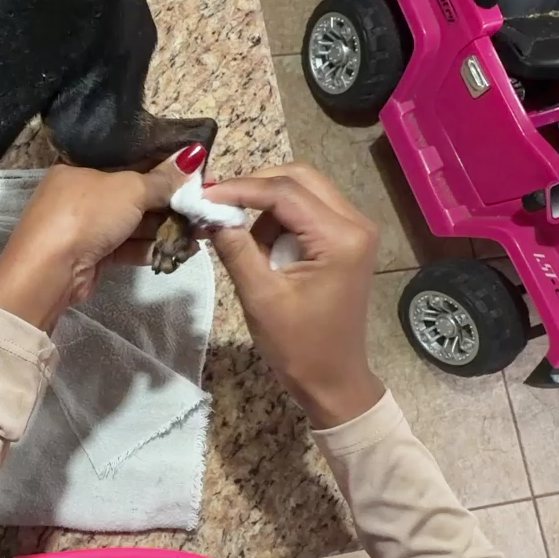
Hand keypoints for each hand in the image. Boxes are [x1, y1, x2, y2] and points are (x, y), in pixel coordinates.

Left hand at [0, 161, 184, 330]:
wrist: (49, 270)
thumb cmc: (86, 215)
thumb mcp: (129, 189)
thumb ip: (162, 179)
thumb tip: (193, 156)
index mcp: (81, 167)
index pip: (129, 160)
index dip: (164, 166)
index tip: (197, 172)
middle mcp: (82, 194)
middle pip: (135, 193)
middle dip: (170, 201)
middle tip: (205, 205)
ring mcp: (86, 227)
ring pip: (133, 223)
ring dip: (167, 226)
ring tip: (202, 229)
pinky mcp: (93, 255)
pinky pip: (128, 246)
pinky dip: (153, 247)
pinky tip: (183, 250)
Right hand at [205, 165, 385, 427]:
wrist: (332, 379)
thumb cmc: (298, 346)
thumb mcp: (260, 297)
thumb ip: (235, 249)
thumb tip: (210, 213)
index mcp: (340, 237)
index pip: (284, 192)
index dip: (240, 189)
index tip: (203, 196)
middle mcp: (355, 223)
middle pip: (299, 178)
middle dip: (255, 187)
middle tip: (218, 205)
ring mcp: (354, 230)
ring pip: (303, 191)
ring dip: (266, 207)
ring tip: (242, 241)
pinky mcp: (345, 241)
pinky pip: (307, 212)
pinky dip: (279, 221)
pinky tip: (263, 250)